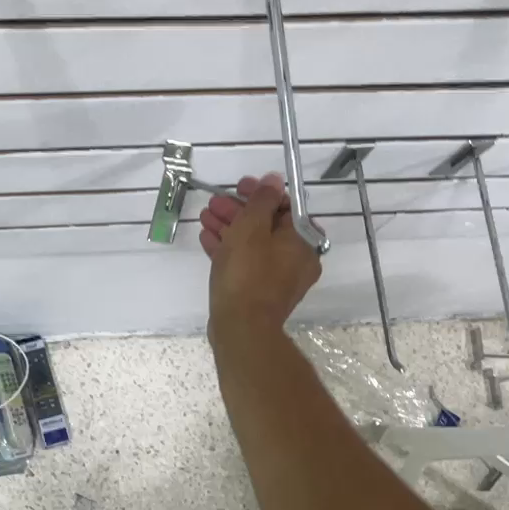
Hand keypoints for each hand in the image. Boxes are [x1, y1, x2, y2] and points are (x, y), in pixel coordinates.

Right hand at [199, 172, 322, 336]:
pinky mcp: (259, 294)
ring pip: (253, 245)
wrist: (241, 328)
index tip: (239, 186)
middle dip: (238, 212)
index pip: (286, 206)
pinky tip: (208, 240)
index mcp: (303, 240)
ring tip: (205, 218)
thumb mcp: (252, 227)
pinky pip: (246, 264)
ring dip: (229, 229)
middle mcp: (296, 259)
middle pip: (267, 226)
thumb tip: (274, 181)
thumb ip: (262, 200)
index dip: (261, 193)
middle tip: (214, 203)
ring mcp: (278, 279)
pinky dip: (229, 251)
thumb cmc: (248, 273)